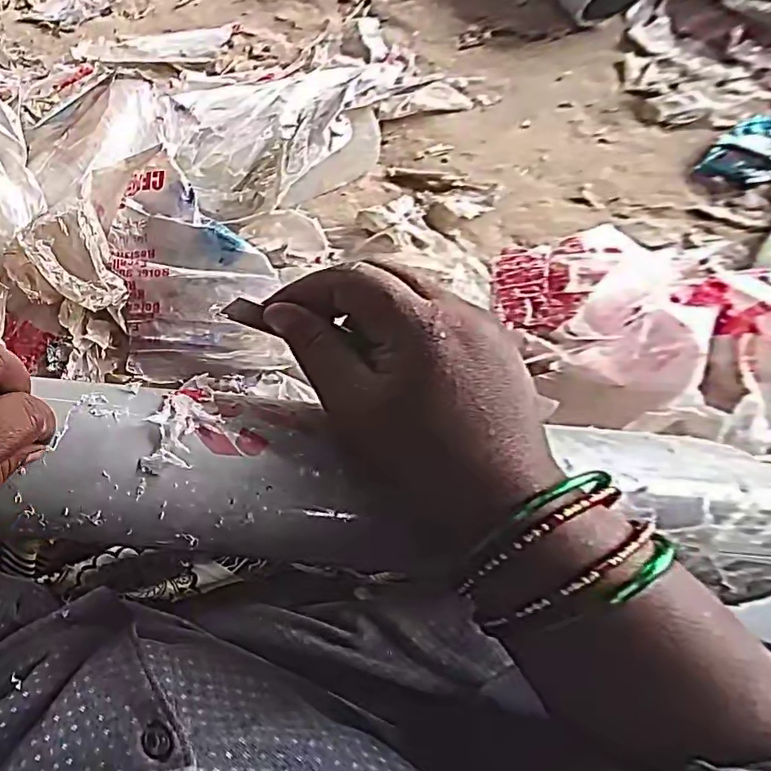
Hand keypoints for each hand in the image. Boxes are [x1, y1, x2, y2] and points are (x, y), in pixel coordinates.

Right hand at [261, 262, 561, 556]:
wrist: (503, 497)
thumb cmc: (414, 452)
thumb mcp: (348, 399)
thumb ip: (312, 346)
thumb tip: (281, 312)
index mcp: (419, 321)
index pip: (349, 278)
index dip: (301, 290)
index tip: (268, 315)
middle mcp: (458, 308)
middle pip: (381, 273)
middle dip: (329, 289)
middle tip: (295, 321)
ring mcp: (483, 323)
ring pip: (408, 288)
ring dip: (361, 302)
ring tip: (332, 338)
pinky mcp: (493, 342)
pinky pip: (433, 310)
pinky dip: (393, 316)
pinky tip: (378, 352)